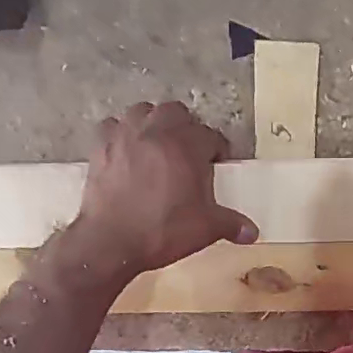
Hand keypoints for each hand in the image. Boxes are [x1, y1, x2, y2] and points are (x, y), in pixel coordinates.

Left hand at [69, 101, 259, 281]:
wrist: (112, 242)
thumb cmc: (163, 230)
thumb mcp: (206, 228)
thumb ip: (231, 224)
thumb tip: (251, 232)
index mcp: (186, 148)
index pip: (210, 135)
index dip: (218, 149)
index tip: (218, 164)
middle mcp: (156, 133)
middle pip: (176, 112)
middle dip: (186, 127)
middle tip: (190, 151)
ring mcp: (124, 137)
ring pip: (143, 111)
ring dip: (154, 122)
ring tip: (160, 145)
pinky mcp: (100, 147)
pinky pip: (113, 126)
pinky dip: (123, 133)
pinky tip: (129, 151)